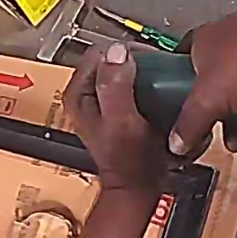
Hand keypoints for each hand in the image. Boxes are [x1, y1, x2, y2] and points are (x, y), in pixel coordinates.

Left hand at [65, 43, 169, 192]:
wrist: (139, 185)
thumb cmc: (129, 161)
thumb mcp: (121, 120)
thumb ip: (115, 86)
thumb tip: (117, 52)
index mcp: (78, 94)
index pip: (99, 52)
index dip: (124, 53)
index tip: (145, 61)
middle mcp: (87, 95)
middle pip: (113, 60)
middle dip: (135, 62)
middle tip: (155, 71)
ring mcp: (104, 102)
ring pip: (124, 71)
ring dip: (142, 73)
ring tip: (159, 81)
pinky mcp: (119, 109)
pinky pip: (133, 85)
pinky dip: (145, 85)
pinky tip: (157, 92)